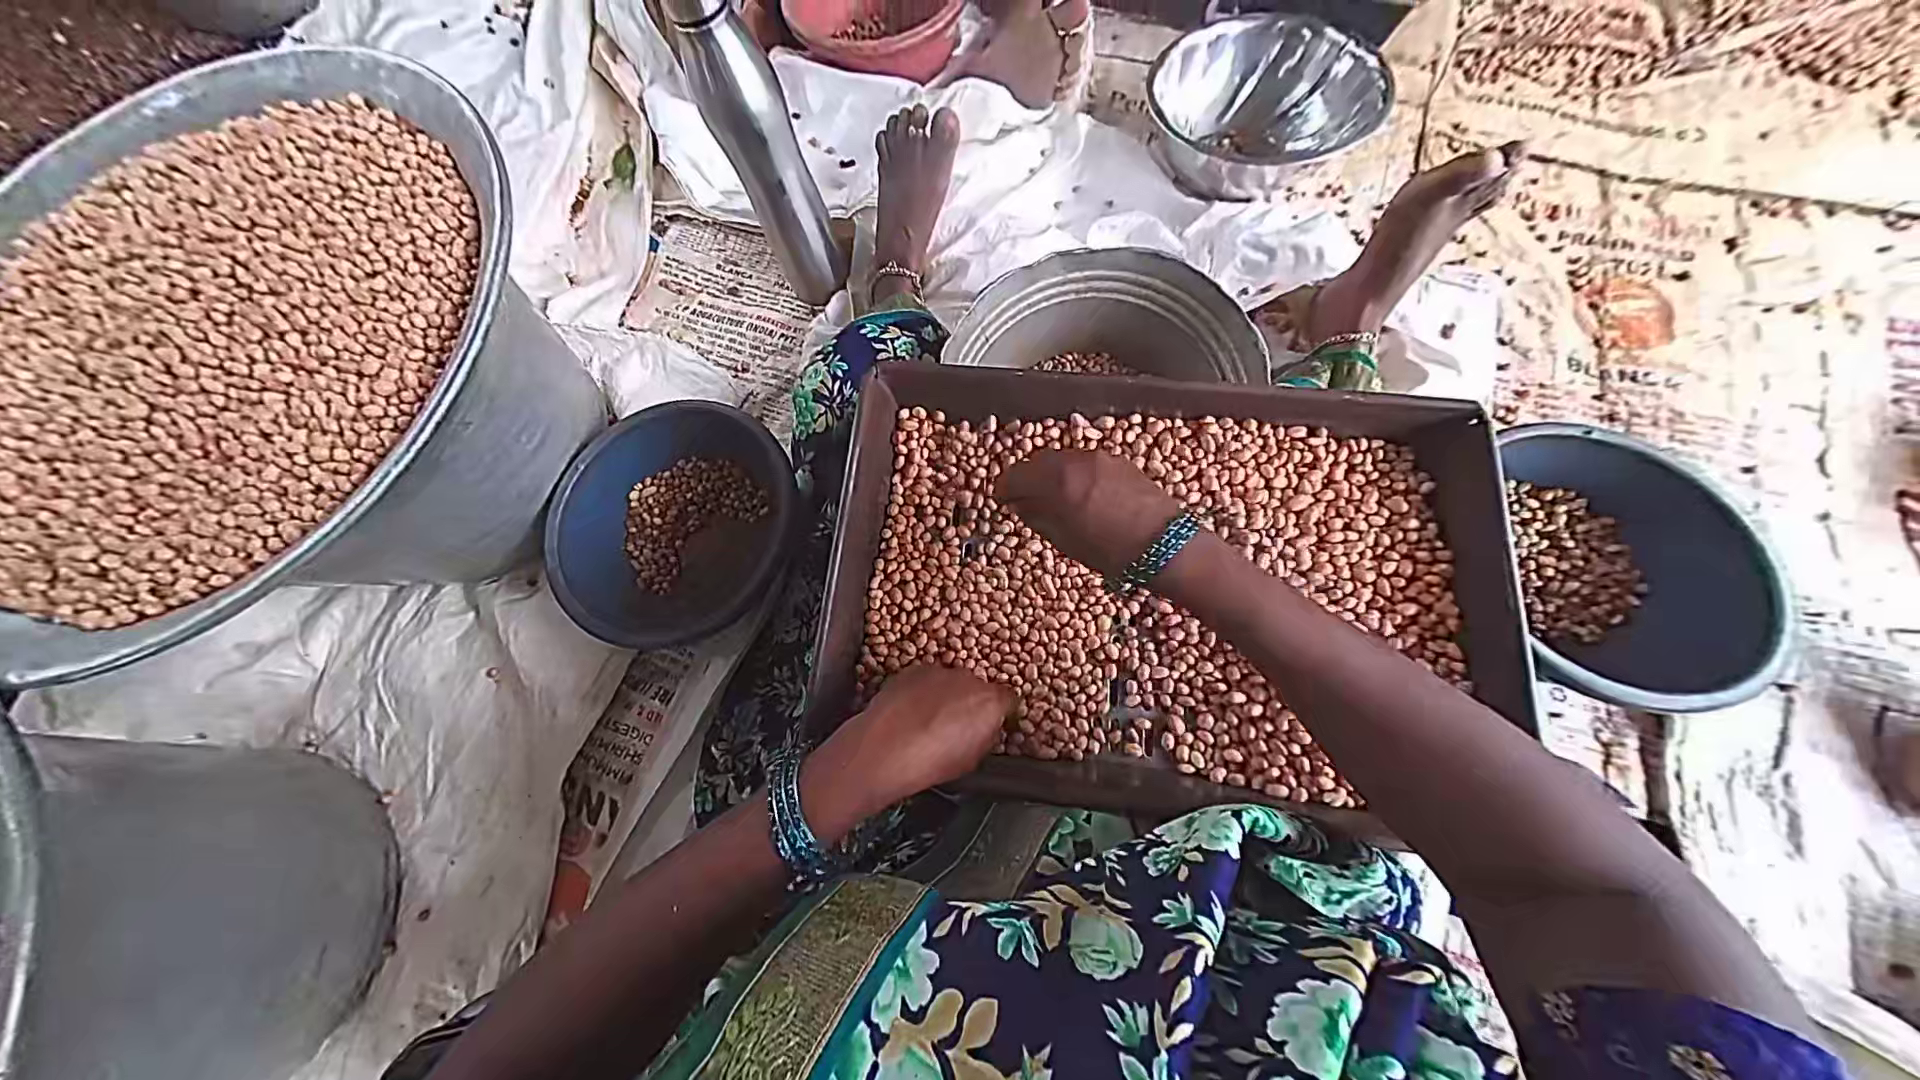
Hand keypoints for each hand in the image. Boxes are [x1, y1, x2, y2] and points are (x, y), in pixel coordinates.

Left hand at [804, 666, 1013, 826]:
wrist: (885, 748)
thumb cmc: (928, 760)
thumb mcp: (972, 760)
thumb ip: (986, 737)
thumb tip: (985, 731)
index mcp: (991, 702)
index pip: (1008, 700)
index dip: (1001, 712)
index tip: (995, 722)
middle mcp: (969, 680)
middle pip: (978, 688)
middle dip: (971, 703)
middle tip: (956, 726)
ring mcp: (940, 672)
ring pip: (951, 682)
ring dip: (946, 696)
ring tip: (929, 722)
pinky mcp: (915, 670)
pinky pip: (927, 679)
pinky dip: (923, 691)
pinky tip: (912, 713)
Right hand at [997, 450, 1182, 577]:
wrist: (1167, 546)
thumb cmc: (1112, 552)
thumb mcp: (1065, 540)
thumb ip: (1037, 516)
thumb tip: (1020, 504)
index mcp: (1058, 481)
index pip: (1017, 475)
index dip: (1005, 488)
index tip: (1002, 499)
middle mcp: (1077, 461)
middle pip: (1039, 462)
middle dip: (1027, 478)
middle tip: (1022, 499)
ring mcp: (1101, 458)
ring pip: (1063, 460)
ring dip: (1051, 475)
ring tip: (1052, 499)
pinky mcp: (1120, 462)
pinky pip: (1085, 463)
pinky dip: (1074, 474)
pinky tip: (1079, 495)